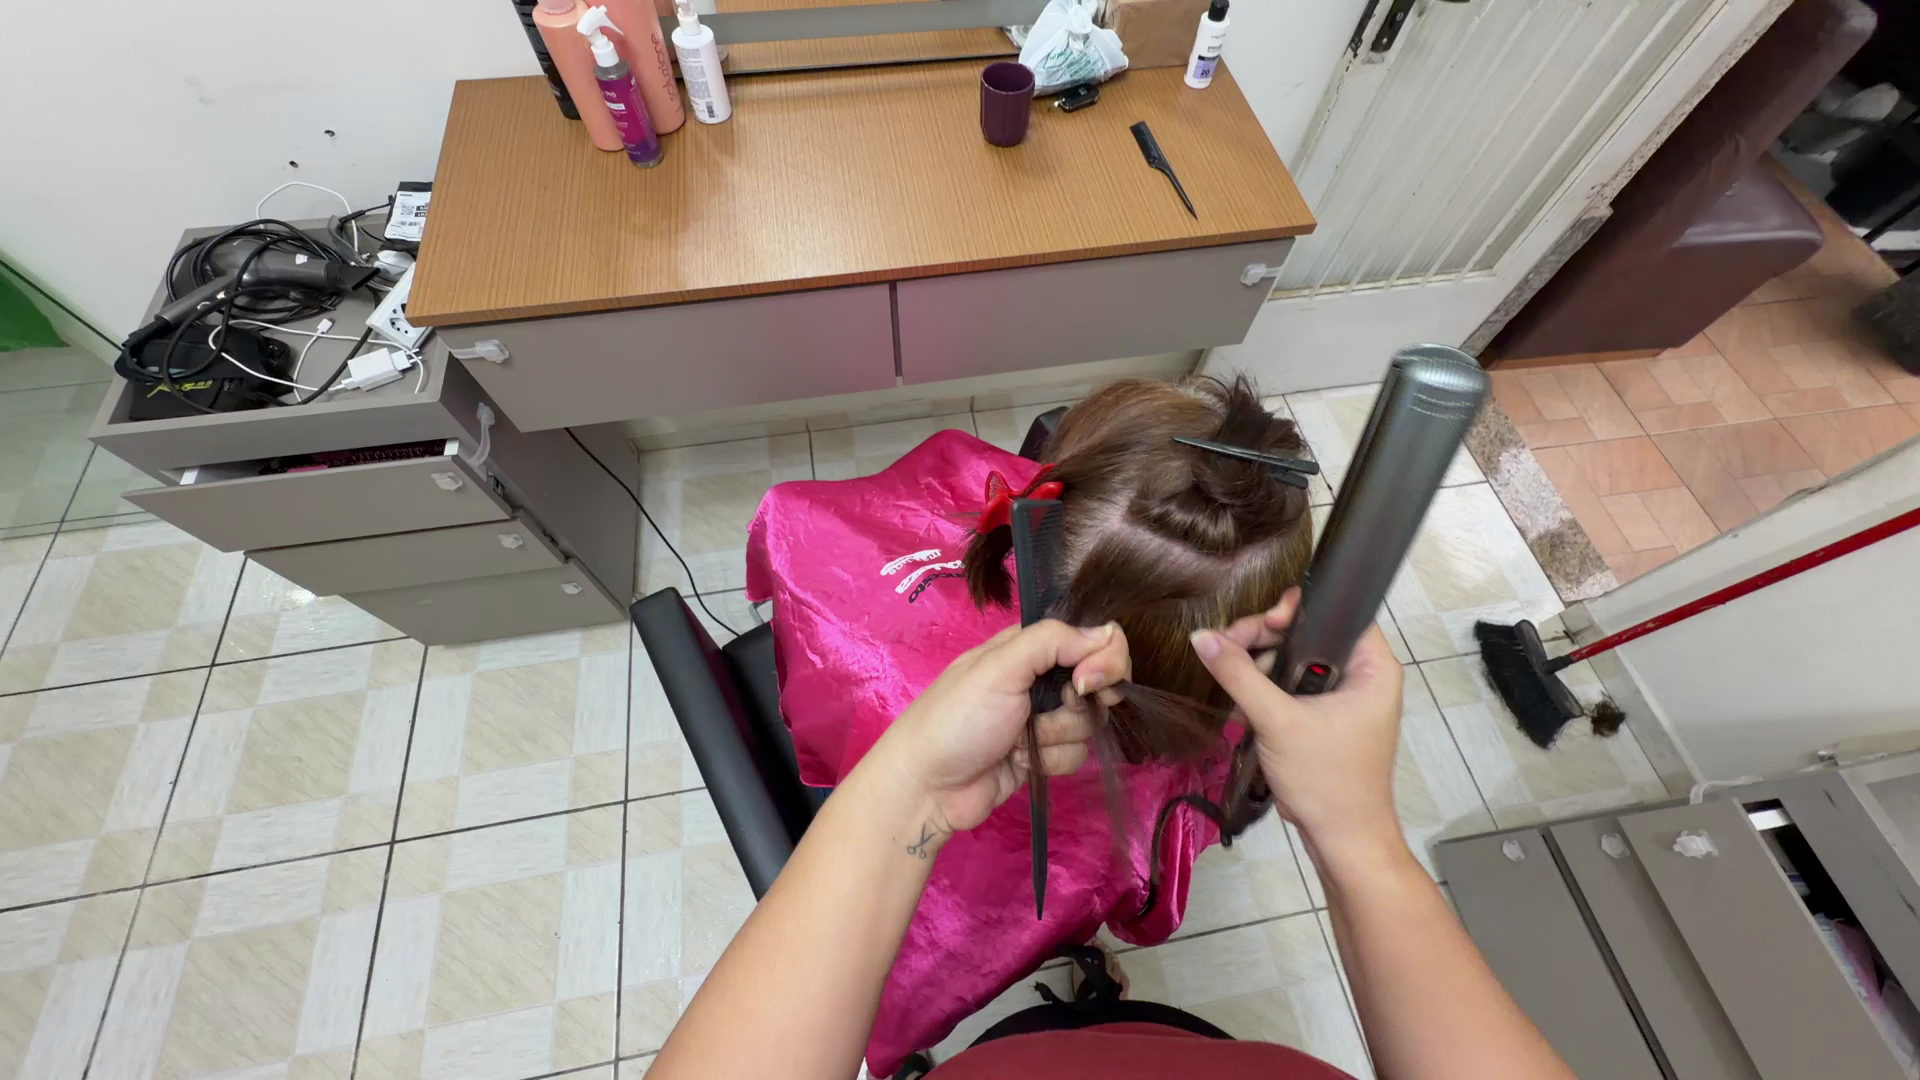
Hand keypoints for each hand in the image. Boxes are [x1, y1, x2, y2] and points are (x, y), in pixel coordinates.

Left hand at [874, 620, 1129, 841]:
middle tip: (1060, 706)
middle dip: (1080, 702)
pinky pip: (1076, 753)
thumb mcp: (999, 667)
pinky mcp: (1044, 753)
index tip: (1088, 681)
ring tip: (1019, 740)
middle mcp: (1039, 677)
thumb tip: (1109, 632)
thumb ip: (1052, 642)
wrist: (930, 786)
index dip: (1102, 659)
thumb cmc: (959, 717)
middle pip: (1098, 681)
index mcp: (1027, 646)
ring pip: (1088, 721)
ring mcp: (1042, 717)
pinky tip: (1019, 760)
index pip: (1090, 638)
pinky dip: (1052, 759)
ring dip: (1058, 734)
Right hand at [1189, 589, 1405, 860]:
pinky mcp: (1322, 716)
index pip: (1334, 613)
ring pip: (1292, 658)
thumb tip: (1200, 637)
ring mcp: (1341, 697)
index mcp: (1372, 668)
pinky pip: (1288, 684)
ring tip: (1234, 685)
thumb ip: (1237, 673)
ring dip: (1257, 665)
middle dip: (1264, 640)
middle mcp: (1361, 675)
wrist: (1341, 839)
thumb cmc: (1325, 778)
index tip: (1263, 627)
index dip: (1295, 612)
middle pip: (1305, 633)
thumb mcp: (1277, 720)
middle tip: (1229, 650)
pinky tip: (1242, 702)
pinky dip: (1264, 687)